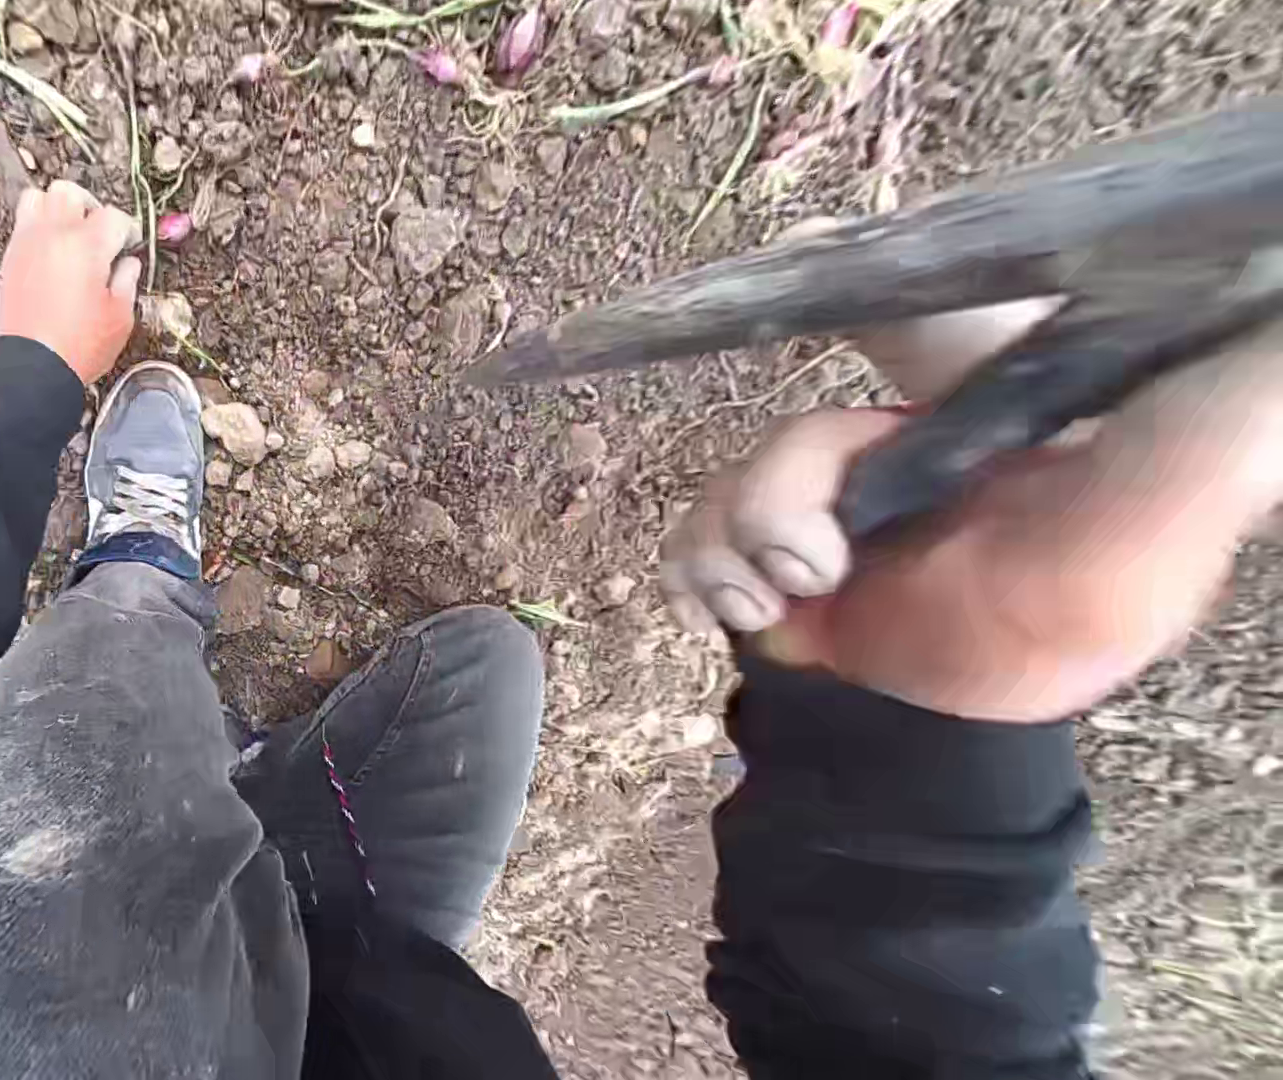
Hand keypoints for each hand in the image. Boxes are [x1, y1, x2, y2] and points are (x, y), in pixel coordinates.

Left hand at [0, 180, 141, 383]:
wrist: (36, 365)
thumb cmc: (82, 345)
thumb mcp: (120, 317)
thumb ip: (127, 281)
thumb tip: (128, 264)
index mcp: (87, 246)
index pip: (113, 216)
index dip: (127, 230)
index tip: (131, 245)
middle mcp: (53, 234)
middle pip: (69, 192)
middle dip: (90, 207)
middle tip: (101, 232)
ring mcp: (27, 242)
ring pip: (39, 198)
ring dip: (58, 209)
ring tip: (72, 235)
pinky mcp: (11, 257)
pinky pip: (23, 224)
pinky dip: (40, 228)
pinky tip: (54, 254)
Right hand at [662, 308, 1282, 721]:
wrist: (914, 721)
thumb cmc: (1030, 636)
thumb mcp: (1135, 545)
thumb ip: (1200, 441)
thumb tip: (1271, 318)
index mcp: (969, 423)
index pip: (932, 326)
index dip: (867, 274)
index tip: (801, 240)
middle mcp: (872, 447)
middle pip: (791, 441)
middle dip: (776, 508)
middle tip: (806, 572)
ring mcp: (793, 502)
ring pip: (721, 496)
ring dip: (728, 559)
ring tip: (762, 613)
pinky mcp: (739, 545)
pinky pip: (683, 542)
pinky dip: (689, 580)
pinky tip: (713, 615)